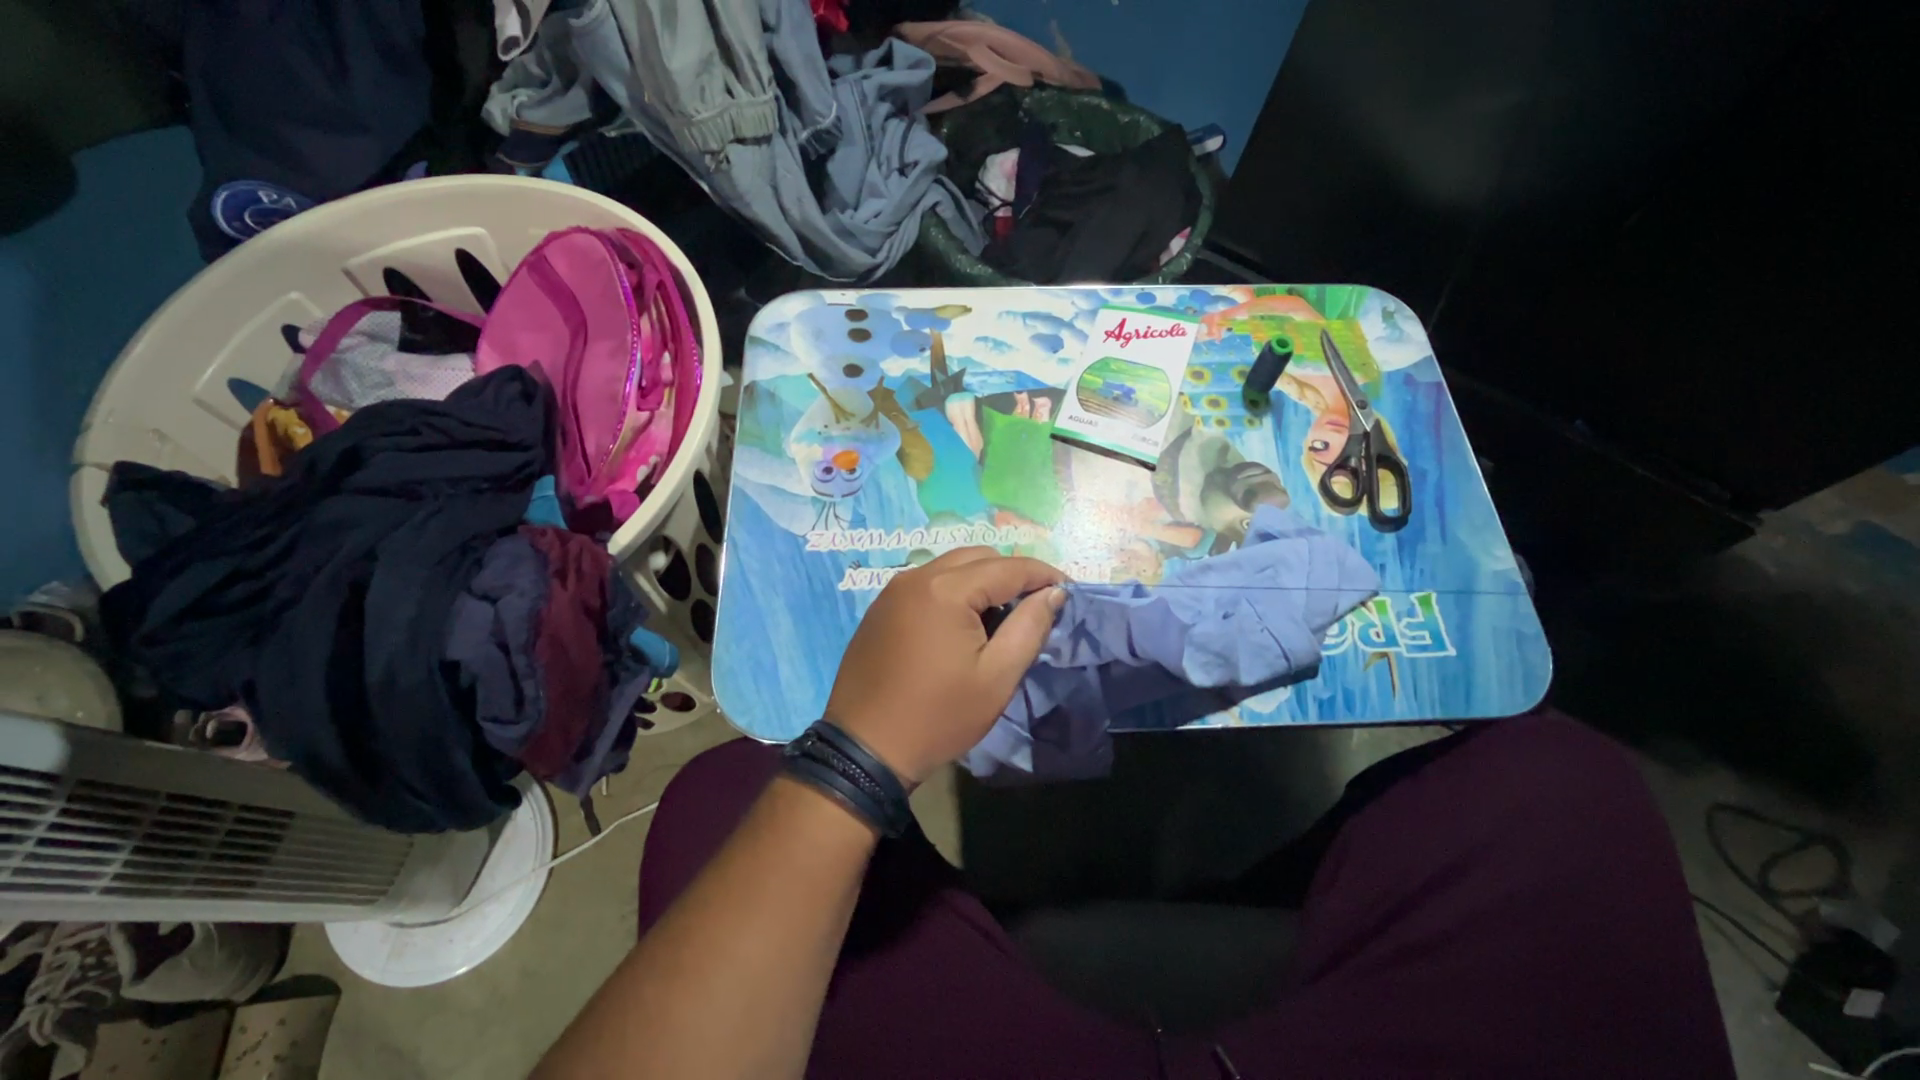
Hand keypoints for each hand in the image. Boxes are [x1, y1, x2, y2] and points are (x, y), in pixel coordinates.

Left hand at [825, 548, 1066, 785]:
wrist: (865, 749)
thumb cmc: (938, 716)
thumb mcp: (996, 678)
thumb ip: (1029, 628)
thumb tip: (1053, 593)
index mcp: (946, 590)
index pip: (1008, 566)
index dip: (1044, 575)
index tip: (1069, 592)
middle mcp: (917, 577)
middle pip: (978, 557)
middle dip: (1011, 574)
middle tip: (1034, 608)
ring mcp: (893, 591)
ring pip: (950, 567)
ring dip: (981, 582)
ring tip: (1000, 620)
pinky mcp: (880, 609)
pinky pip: (926, 584)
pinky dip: (952, 592)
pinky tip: (961, 627)